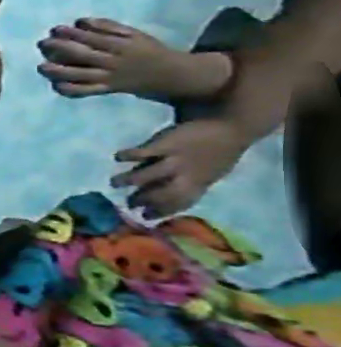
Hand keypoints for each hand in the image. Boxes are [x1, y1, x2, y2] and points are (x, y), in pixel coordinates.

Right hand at [111, 118, 254, 217]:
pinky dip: (128, 155)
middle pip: (162, 193)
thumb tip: (160, 193)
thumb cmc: (218, 154)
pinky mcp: (165, 145)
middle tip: (128, 203)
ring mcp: (175, 159)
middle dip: (144, 200)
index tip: (144, 217)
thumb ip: (188, 183)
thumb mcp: (209, 173)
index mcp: (198, 183)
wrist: (231, 129)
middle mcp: (186, 175)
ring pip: (148, 175)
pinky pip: (142, 152)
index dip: (162, 211)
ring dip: (129, 180)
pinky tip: (118, 157)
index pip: (179, 203)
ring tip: (114, 183)